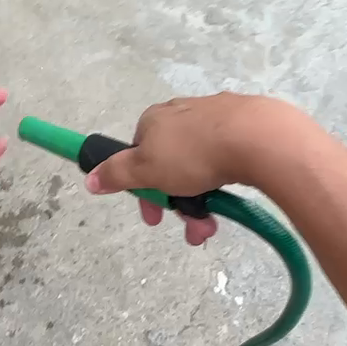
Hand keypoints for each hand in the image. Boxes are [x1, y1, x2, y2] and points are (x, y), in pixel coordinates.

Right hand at [83, 92, 300, 245]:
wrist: (257, 139)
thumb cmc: (193, 154)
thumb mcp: (145, 170)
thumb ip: (116, 175)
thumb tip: (89, 178)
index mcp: (154, 119)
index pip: (138, 155)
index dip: (143, 189)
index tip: (154, 215)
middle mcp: (182, 114)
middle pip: (170, 166)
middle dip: (176, 204)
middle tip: (188, 231)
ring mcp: (215, 118)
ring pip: (199, 169)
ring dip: (200, 205)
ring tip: (209, 229)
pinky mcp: (244, 127)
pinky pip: (225, 161)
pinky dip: (222, 186)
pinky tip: (231, 202)